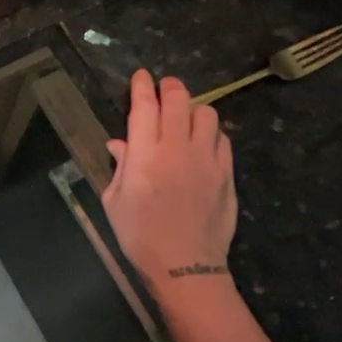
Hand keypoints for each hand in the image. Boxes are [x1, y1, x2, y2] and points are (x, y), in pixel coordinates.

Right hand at [102, 71, 236, 288]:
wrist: (184, 265)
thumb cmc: (139, 235)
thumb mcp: (115, 202)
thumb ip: (120, 167)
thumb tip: (120, 144)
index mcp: (145, 155)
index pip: (144, 106)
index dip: (142, 87)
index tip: (141, 76)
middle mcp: (177, 148)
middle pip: (179, 100)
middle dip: (169, 88)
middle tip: (164, 89)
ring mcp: (207, 159)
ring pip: (206, 114)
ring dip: (193, 109)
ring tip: (185, 117)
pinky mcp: (226, 173)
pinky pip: (222, 139)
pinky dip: (211, 132)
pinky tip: (203, 142)